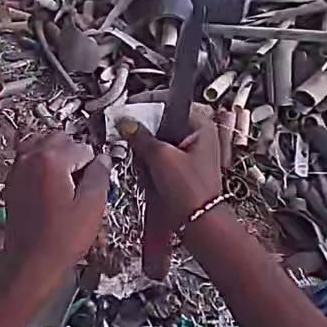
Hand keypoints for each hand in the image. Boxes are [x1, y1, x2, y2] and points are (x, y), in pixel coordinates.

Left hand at [1, 132, 109, 292]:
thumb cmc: (59, 240)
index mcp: (52, 160)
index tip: (93, 183)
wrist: (31, 263)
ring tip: (67, 182)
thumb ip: (100, 176)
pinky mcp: (13, 181)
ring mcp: (19, 169)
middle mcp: (31, 158)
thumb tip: (103, 160)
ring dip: (57, 156)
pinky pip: (30, 159)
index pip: (83, 147)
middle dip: (75, 156)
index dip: (93, 166)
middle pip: (61, 139)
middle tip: (82, 182)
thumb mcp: (91, 206)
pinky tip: (51, 187)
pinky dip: (42, 165)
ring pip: (43, 145)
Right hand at [119, 110, 223, 278]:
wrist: (199, 224)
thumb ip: (141, 137)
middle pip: (162, 123)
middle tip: (131, 138)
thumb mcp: (161, 158)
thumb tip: (125, 122)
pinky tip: (148, 174)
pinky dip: (151, 163)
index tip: (128, 110)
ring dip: (146, 150)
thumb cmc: (190, 191)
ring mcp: (191, 153)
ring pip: (159, 141)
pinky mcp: (183, 168)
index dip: (147, 105)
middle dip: (145, 133)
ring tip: (143, 162)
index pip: (169, 103)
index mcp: (201, 126)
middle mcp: (198, 136)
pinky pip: (161, 158)